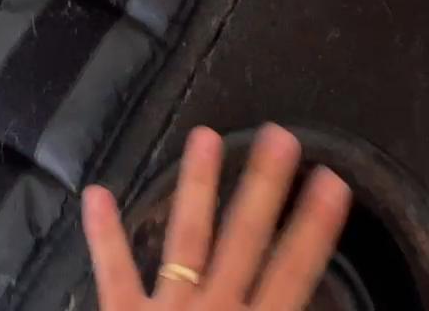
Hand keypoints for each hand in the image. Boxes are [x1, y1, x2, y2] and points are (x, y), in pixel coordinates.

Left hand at [83, 124, 352, 309]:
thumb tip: (315, 305)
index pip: (293, 276)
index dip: (315, 229)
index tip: (332, 181)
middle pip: (245, 241)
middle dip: (263, 188)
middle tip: (280, 136)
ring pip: (186, 238)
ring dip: (196, 185)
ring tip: (204, 135)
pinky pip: (113, 276)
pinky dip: (104, 236)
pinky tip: (96, 193)